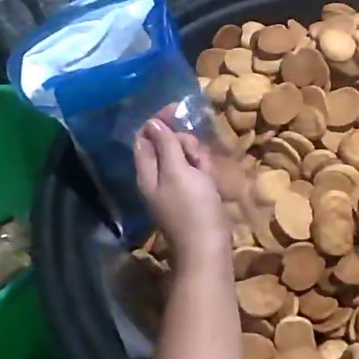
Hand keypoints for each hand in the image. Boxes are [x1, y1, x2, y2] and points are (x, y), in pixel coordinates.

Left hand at [134, 118, 229, 263]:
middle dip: (185, 145)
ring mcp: (174, 189)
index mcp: (146, 172)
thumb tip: (152, 123)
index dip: (158, 122)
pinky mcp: (191, 198)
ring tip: (207, 175)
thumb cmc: (193, 208)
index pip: (145, 137)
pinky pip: (196, 175)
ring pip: (185, 159)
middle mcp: (156, 179)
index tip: (177, 109)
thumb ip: (165, 146)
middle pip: (167, 146)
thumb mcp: (178, 171)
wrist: (208, 249)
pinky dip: (205, 174)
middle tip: (196, 159)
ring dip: (198, 160)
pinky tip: (213, 184)